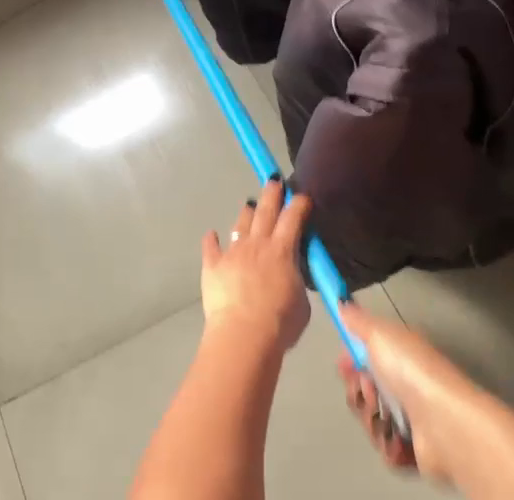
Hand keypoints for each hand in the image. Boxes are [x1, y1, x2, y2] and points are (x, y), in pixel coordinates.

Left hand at [199, 178, 311, 354]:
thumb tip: (291, 273)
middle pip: (265, 211)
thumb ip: (296, 280)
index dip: (298, 204)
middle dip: (271, 194)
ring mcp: (232, 252)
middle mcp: (256, 244)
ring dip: (246, 214)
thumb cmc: (280, 322)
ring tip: (249, 205)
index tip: (302, 195)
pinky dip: (212, 240)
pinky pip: (211, 248)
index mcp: (282, 251)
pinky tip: (211, 234)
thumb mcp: (301, 300)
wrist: (243, 333)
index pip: (293, 219)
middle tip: (274, 180)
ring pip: (240, 225)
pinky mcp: (213, 265)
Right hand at [336, 305, 478, 479]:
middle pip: (364, 391)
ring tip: (385, 416)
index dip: (351, 362)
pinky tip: (395, 437)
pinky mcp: (415, 448)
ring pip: (372, 420)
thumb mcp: (379, 333)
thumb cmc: (411, 371)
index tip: (344, 365)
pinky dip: (387, 444)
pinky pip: (386, 448)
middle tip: (370, 392)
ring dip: (372, 418)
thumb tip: (342, 303)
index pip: (366, 357)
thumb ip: (357, 319)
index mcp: (400, 356)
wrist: (443, 421)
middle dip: (359, 393)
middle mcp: (406, 385)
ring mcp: (412, 418)